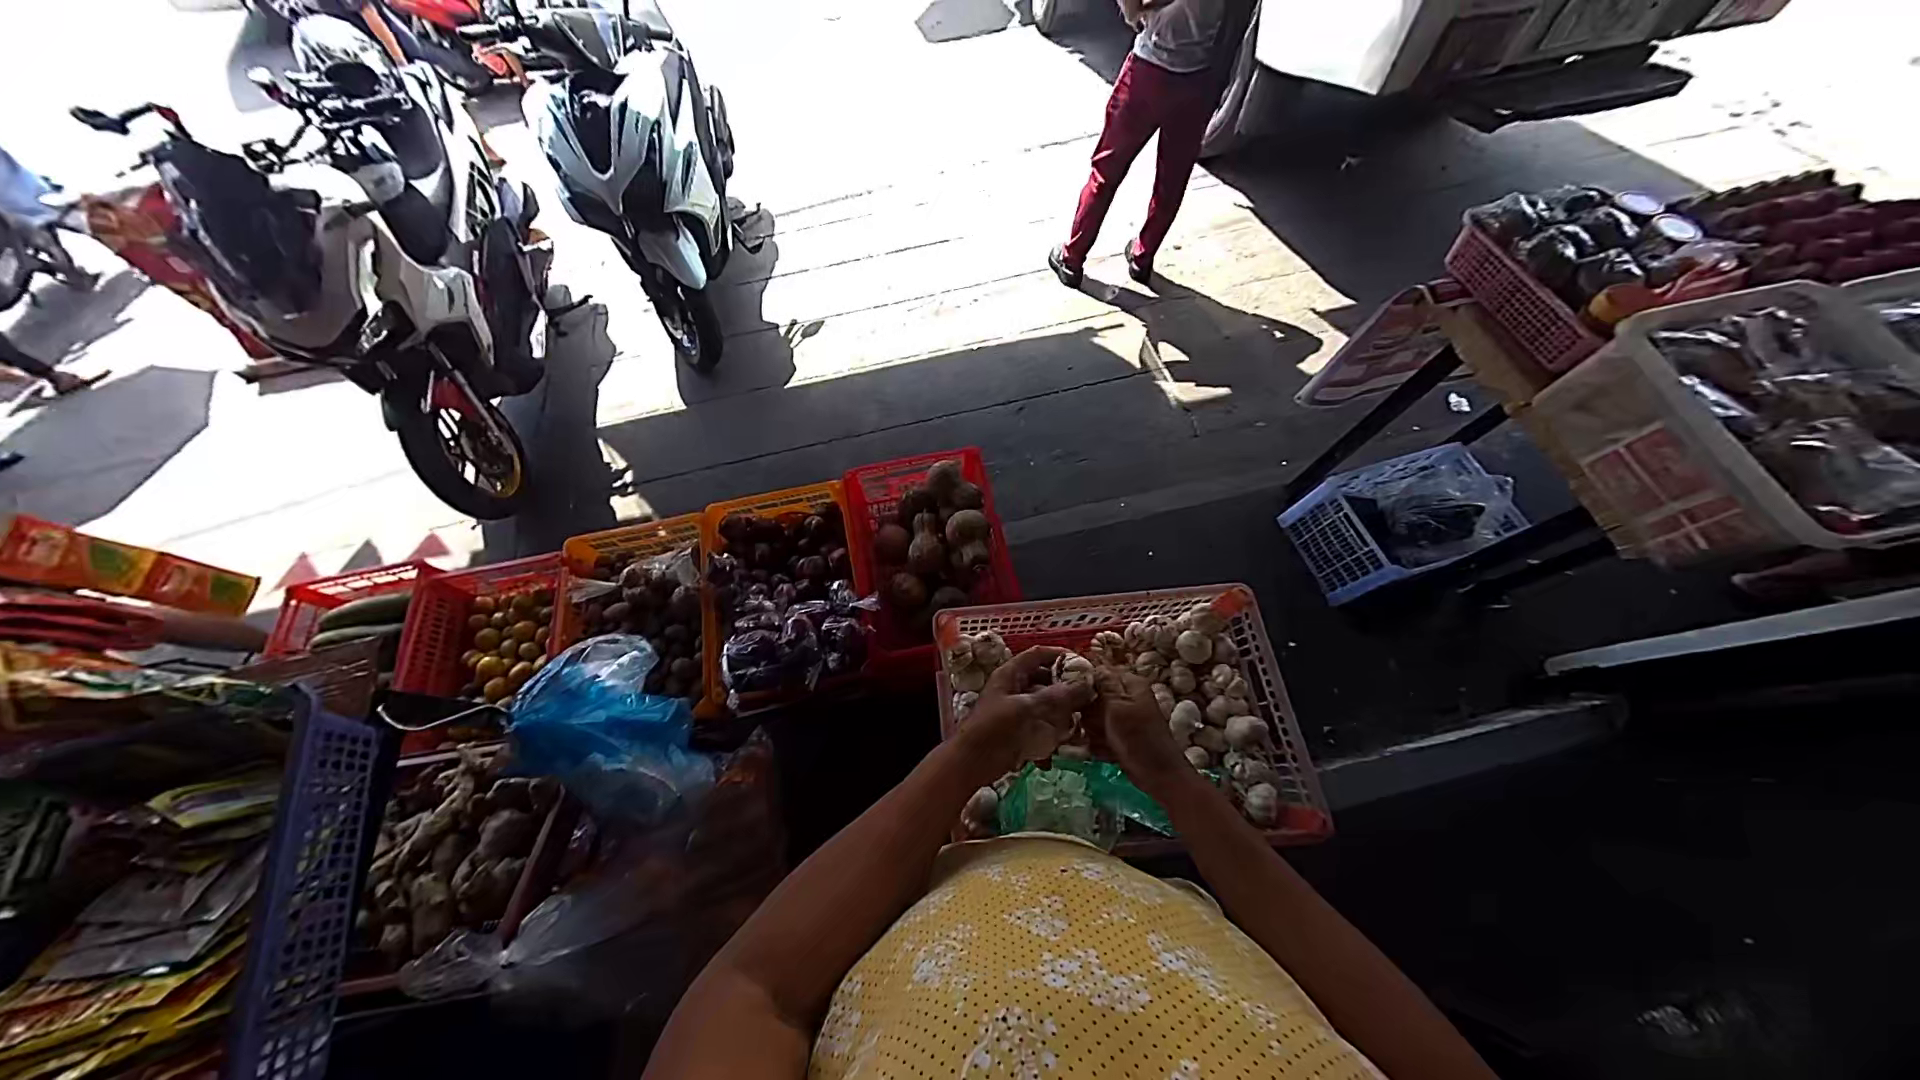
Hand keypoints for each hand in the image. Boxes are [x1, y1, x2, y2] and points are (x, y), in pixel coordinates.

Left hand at [955, 647, 1094, 780]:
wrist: (972, 764)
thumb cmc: (996, 729)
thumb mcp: (1028, 708)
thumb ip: (1058, 696)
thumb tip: (1087, 684)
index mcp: (1011, 675)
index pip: (1038, 655)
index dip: (1061, 655)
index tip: (1084, 664)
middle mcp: (1014, 688)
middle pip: (1045, 680)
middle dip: (1066, 690)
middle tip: (1088, 698)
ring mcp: (1016, 710)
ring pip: (1046, 706)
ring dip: (1061, 716)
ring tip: (1077, 726)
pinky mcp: (1018, 731)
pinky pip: (1041, 728)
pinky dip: (1050, 738)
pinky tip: (1056, 753)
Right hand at [1086, 669, 1188, 795]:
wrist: (1158, 776)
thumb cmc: (1138, 739)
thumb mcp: (1119, 706)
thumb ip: (1105, 684)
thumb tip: (1090, 664)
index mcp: (1130, 684)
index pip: (1098, 673)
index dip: (1084, 684)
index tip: (1075, 698)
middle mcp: (1127, 696)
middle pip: (1094, 695)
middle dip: (1087, 710)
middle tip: (1089, 724)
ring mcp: (1123, 716)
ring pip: (1094, 715)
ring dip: (1091, 728)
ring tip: (1098, 739)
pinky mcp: (1120, 734)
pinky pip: (1099, 732)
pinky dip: (1098, 741)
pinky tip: (1102, 750)